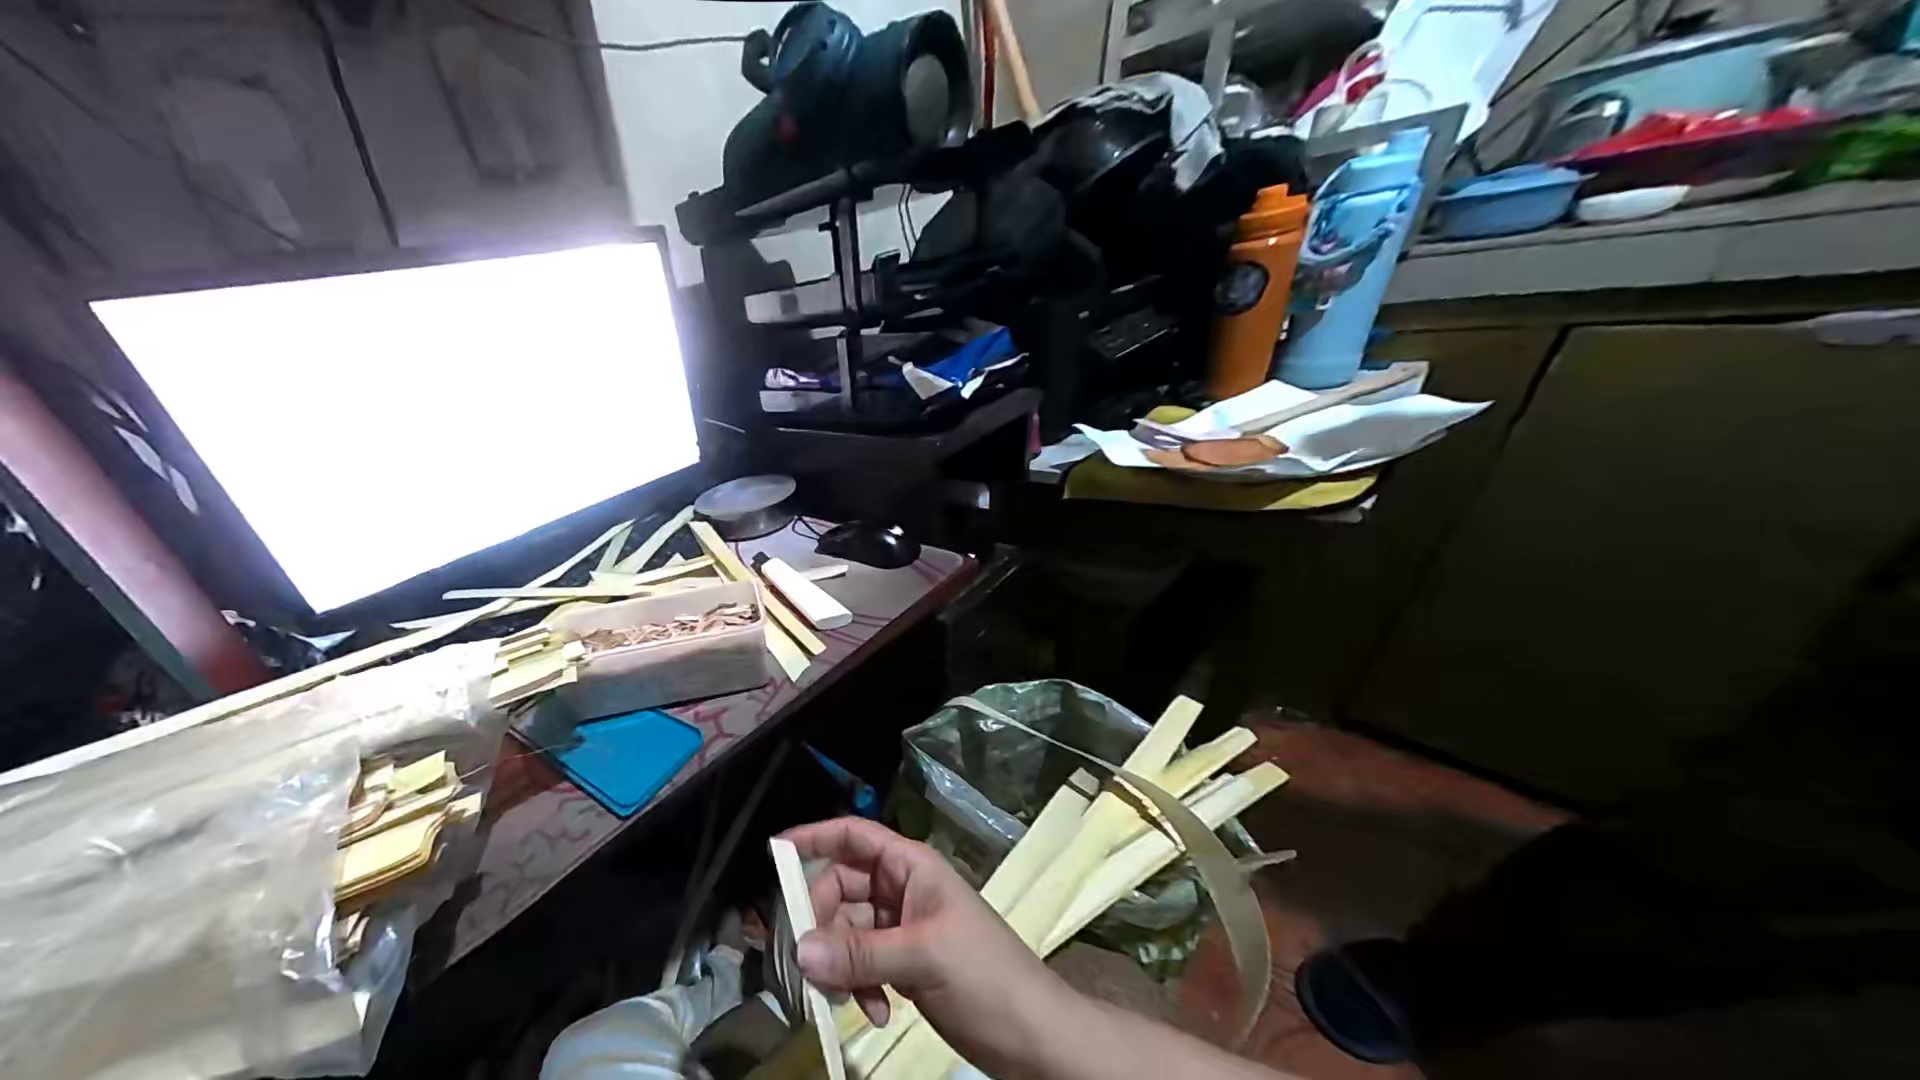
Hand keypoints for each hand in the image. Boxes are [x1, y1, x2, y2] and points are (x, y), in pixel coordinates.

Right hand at [780, 818, 1072, 1077]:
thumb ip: (860, 953)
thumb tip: (799, 950)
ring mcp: (902, 927)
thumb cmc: (986, 975)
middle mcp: (902, 889)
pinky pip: (860, 962)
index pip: (855, 836)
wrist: (1031, 1033)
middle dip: (821, 924)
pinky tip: (876, 1013)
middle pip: (840, 888)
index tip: (774, 852)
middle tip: (811, 965)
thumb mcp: (923, 958)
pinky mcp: (903, 962)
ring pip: (846, 930)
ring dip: (840, 964)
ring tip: (853, 1001)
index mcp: (912, 866)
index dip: (815, 837)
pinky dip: (858, 986)